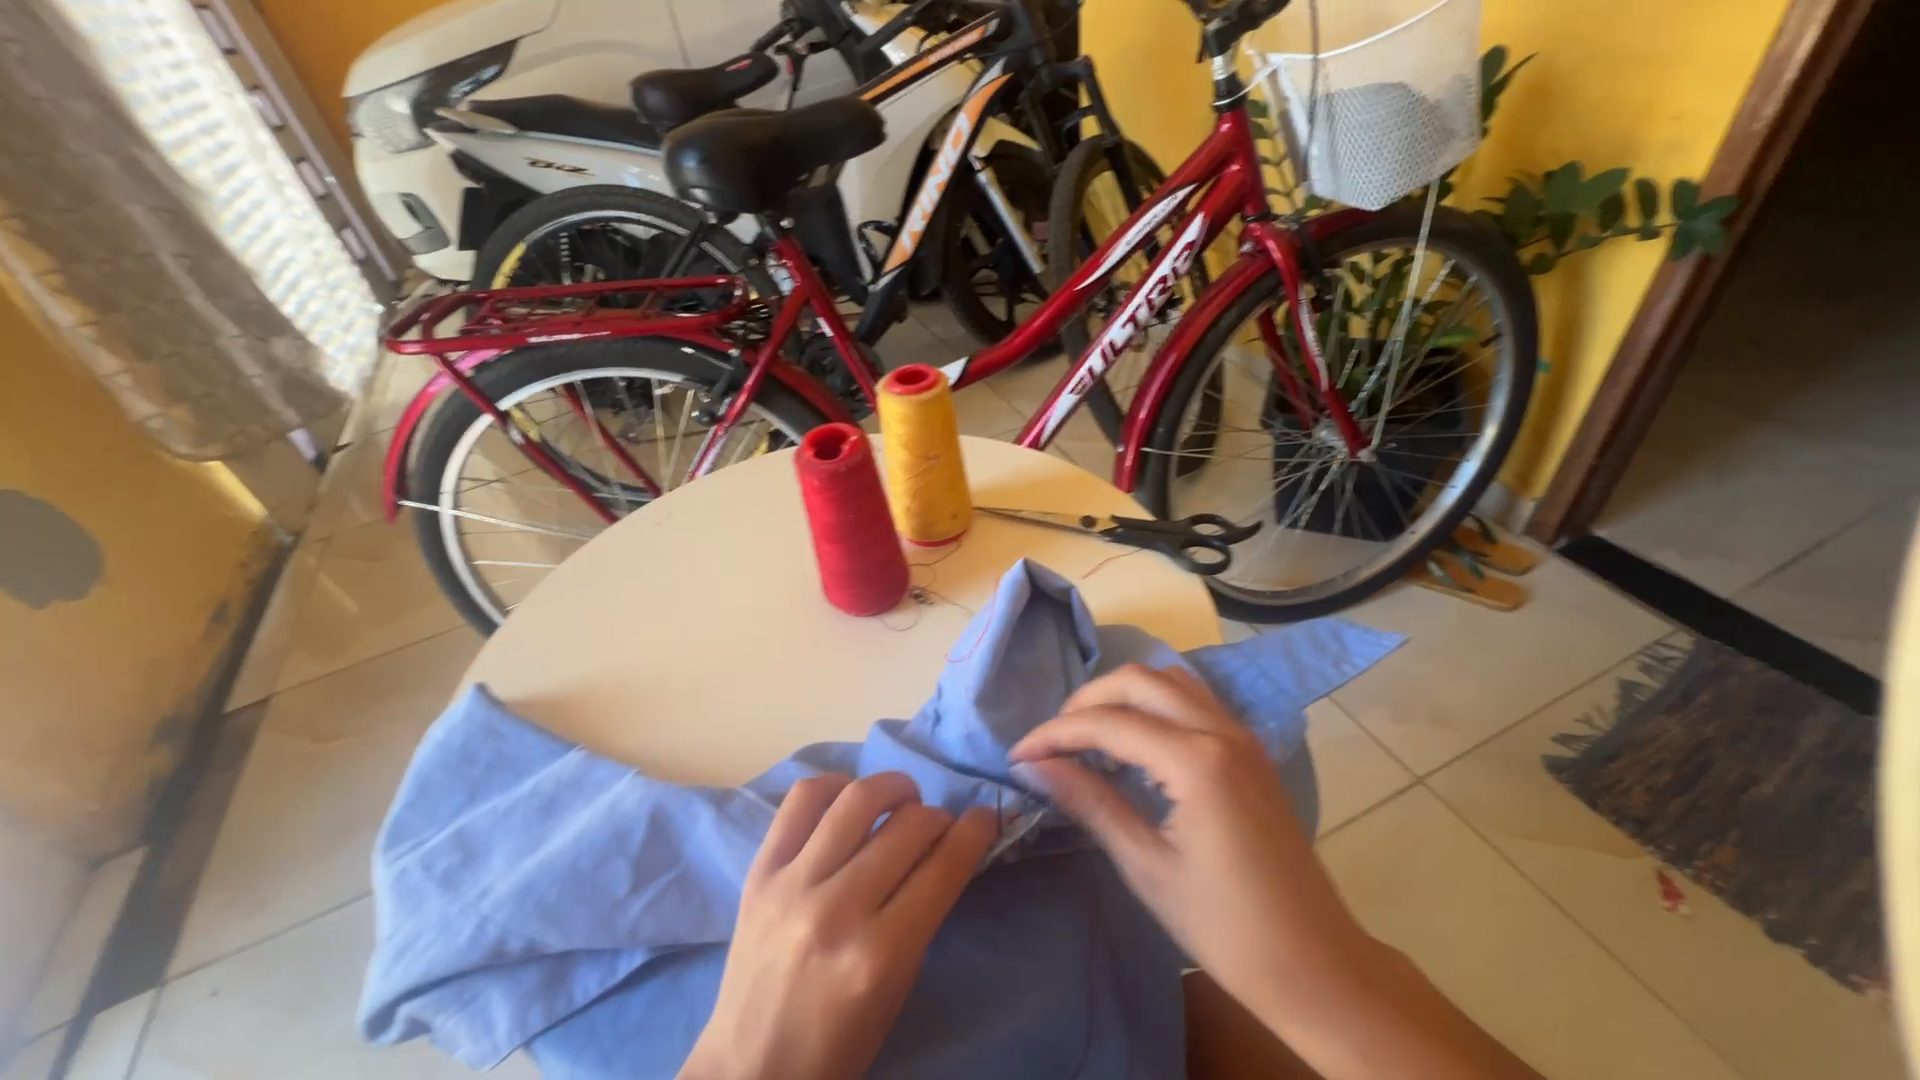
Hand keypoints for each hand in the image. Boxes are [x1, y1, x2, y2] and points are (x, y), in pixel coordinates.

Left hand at [679, 772, 995, 1079]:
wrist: (753, 1065)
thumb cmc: (840, 1039)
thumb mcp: (899, 985)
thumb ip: (923, 912)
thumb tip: (946, 847)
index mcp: (881, 953)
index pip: (943, 867)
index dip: (974, 831)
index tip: (984, 817)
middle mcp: (837, 909)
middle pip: (908, 826)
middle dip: (938, 816)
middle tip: (939, 825)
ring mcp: (792, 884)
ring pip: (857, 799)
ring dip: (893, 788)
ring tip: (902, 799)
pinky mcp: (759, 871)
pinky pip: (802, 799)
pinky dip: (834, 785)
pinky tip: (849, 799)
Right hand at [1009, 665, 1368, 1017]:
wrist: (1313, 961)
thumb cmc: (1223, 926)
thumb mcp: (1146, 866)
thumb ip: (1091, 802)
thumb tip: (1036, 767)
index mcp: (1196, 761)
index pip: (1108, 723)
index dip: (1055, 734)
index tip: (1018, 757)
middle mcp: (1222, 731)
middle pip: (1138, 681)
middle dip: (1086, 702)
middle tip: (1052, 743)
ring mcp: (1243, 736)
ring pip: (1170, 680)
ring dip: (1123, 696)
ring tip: (1089, 737)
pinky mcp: (1251, 750)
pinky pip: (1195, 701)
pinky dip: (1155, 705)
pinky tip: (1136, 743)